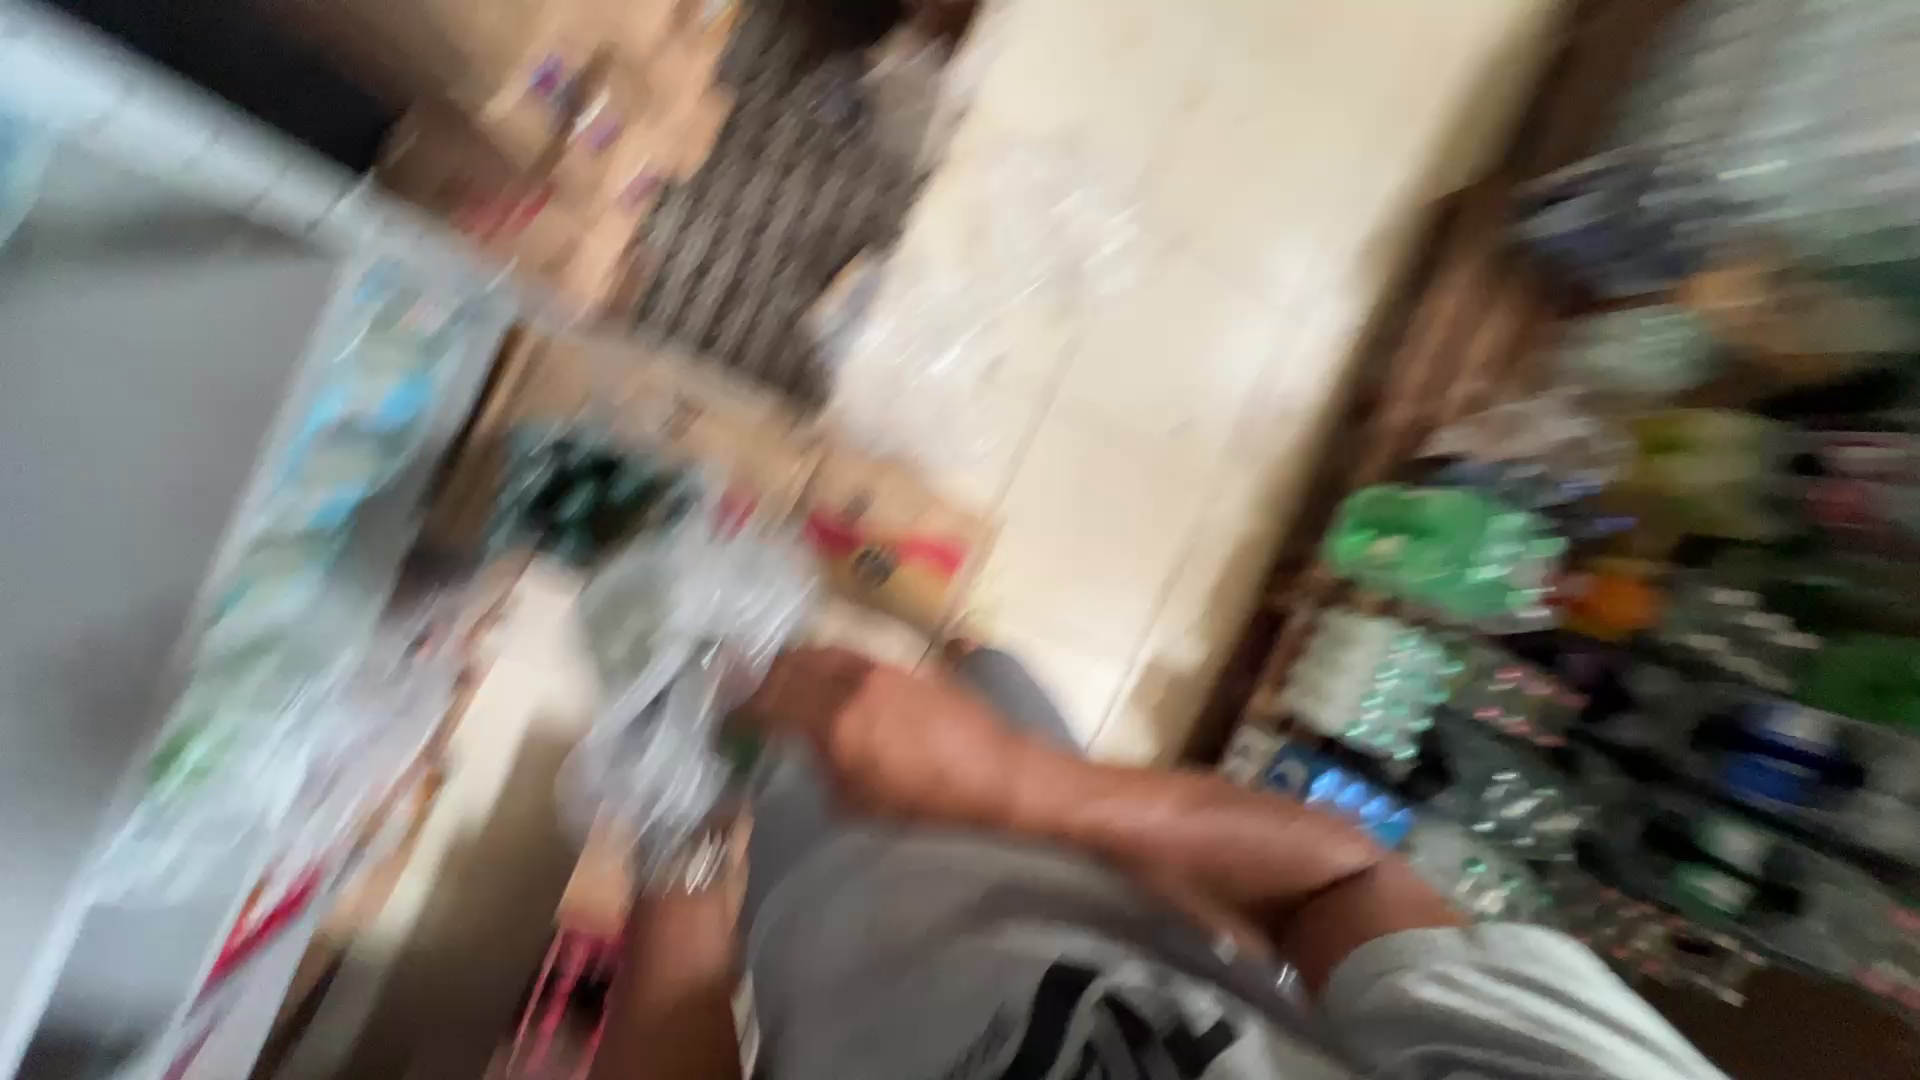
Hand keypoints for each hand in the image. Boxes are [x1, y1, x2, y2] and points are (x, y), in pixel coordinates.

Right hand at [739, 646, 1033, 826]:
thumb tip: (801, 746)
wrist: (999, 774)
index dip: (739, 704)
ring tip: (779, 680)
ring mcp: (881, 667)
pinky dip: (825, 660)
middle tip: (743, 690)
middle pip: (791, 663)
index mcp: (836, 722)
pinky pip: (849, 652)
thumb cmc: (927, 805)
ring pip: (821, 650)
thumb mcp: (856, 803)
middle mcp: (854, 682)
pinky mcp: (903, 663)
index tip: (725, 713)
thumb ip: (819, 765)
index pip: (769, 698)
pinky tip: (823, 677)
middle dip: (760, 676)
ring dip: (794, 663)